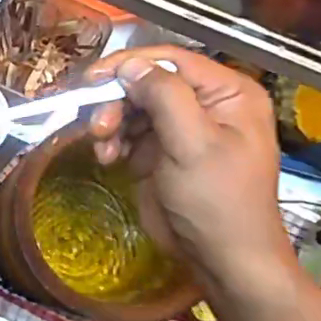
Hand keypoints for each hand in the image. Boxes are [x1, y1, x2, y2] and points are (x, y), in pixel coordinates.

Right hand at [84, 46, 295, 290]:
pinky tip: (109, 158)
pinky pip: (129, 135)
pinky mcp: (161, 154)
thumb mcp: (194, 144)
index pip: (172, 61)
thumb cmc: (218, 201)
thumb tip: (130, 65)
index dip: (130, 65)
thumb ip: (164, 97)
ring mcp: (181, 130)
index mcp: (228, 93)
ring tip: (103, 147)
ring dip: (111, 123)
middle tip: (97, 125)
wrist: (222, 259)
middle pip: (148, 84)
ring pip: (134, 109)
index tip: (92, 79)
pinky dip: (114, 143)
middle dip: (118, 102)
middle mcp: (205, 105)